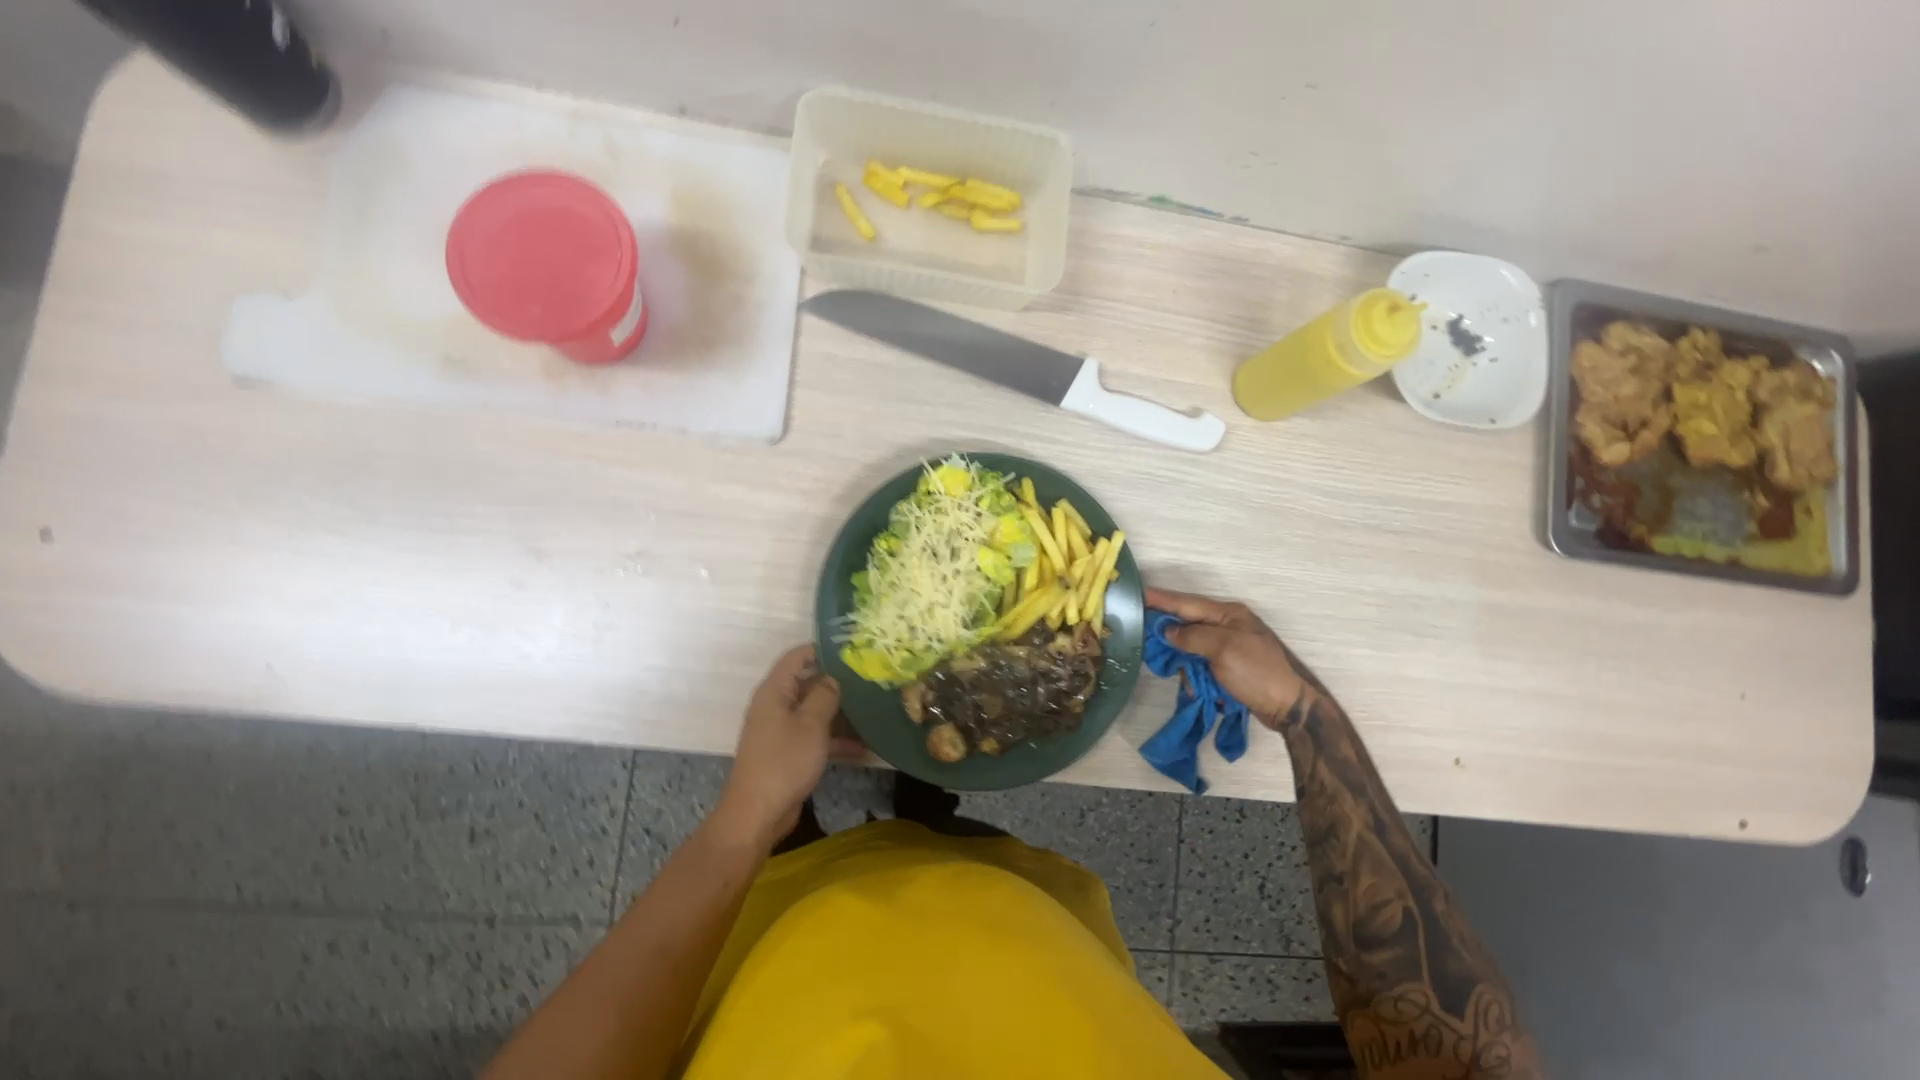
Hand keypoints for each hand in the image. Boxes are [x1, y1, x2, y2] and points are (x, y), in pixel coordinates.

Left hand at [711, 645, 856, 848]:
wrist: (758, 813)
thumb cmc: (784, 761)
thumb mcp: (811, 725)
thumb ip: (825, 696)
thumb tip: (833, 678)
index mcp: (774, 692)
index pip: (797, 657)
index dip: (821, 649)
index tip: (852, 650)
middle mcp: (775, 706)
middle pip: (808, 684)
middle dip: (837, 682)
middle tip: (870, 679)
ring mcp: (781, 731)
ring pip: (814, 712)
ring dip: (840, 713)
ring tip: (873, 710)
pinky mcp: (789, 753)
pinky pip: (815, 737)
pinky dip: (835, 739)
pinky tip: (863, 748)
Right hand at [1146, 587, 1309, 729]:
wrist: (1290, 706)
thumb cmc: (1258, 673)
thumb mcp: (1223, 650)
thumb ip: (1192, 637)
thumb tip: (1167, 631)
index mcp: (1228, 614)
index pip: (1187, 603)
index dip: (1161, 600)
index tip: (1138, 594)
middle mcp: (1228, 626)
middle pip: (1187, 625)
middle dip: (1171, 640)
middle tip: (1153, 651)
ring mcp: (1229, 646)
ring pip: (1191, 649)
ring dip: (1187, 667)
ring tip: (1194, 684)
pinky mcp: (1230, 666)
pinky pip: (1202, 666)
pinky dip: (1198, 678)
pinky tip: (1203, 692)